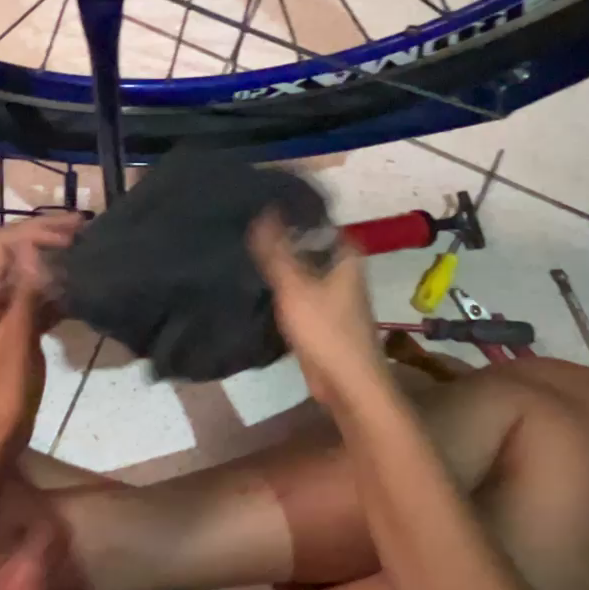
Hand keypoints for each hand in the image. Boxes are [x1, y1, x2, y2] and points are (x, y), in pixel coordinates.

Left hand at [0, 214, 83, 459]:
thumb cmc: (0, 396)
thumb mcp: (15, 343)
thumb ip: (26, 294)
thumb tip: (36, 249)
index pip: (2, 244)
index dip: (36, 232)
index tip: (74, 235)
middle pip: (12, 252)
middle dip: (45, 237)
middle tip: (86, 231)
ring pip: (25, 273)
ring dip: (53, 260)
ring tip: (87, 253)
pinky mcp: (13, 330)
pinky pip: (34, 298)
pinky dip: (55, 289)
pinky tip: (81, 290)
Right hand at [248, 210, 385, 415]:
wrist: (347, 386)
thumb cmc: (327, 331)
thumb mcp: (295, 286)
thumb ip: (276, 250)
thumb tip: (262, 209)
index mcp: (346, 255)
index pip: (315, 220)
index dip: (288, 211)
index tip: (256, 203)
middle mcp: (343, 270)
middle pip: (305, 245)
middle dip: (278, 237)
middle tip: (241, 226)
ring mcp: (333, 294)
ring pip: (300, 270)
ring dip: (277, 264)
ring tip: (242, 251)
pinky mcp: (320, 316)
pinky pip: (296, 292)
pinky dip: (279, 288)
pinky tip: (254, 285)